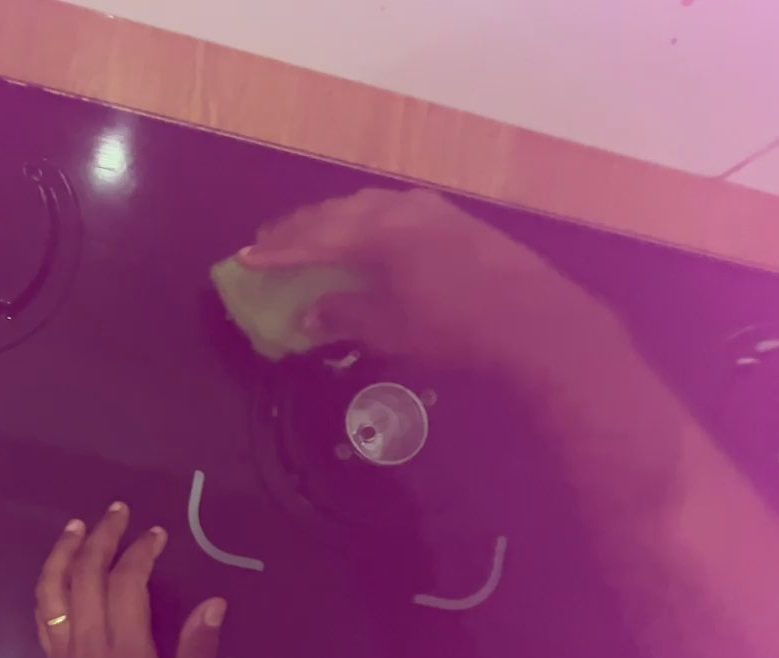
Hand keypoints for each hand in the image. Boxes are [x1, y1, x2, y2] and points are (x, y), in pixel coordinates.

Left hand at [33, 502, 225, 657]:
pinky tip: (60, 572)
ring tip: (77, 526)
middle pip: (82, 577)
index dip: (139, 553)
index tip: (157, 535)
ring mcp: (63, 657)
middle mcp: (87, 648)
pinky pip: (44, 614)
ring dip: (64, 553)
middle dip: (99, 537)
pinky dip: (50, 583)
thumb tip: (213, 604)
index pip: (125, 586)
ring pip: (52, 591)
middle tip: (118, 511)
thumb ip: (196, 656)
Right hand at [240, 188, 625, 373]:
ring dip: (328, 223)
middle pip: (335, 213)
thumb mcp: (389, 328)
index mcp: (379, 231)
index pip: (313, 237)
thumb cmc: (454, 327)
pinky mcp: (449, 220)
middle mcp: (400, 208)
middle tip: (264, 241)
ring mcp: (429, 210)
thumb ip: (341, 315)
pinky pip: (387, 213)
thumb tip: (305, 316)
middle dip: (296, 229)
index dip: (276, 251)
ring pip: (362, 208)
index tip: (243, 258)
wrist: (535, 320)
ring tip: (303, 235)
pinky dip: (359, 224)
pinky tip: (357, 235)